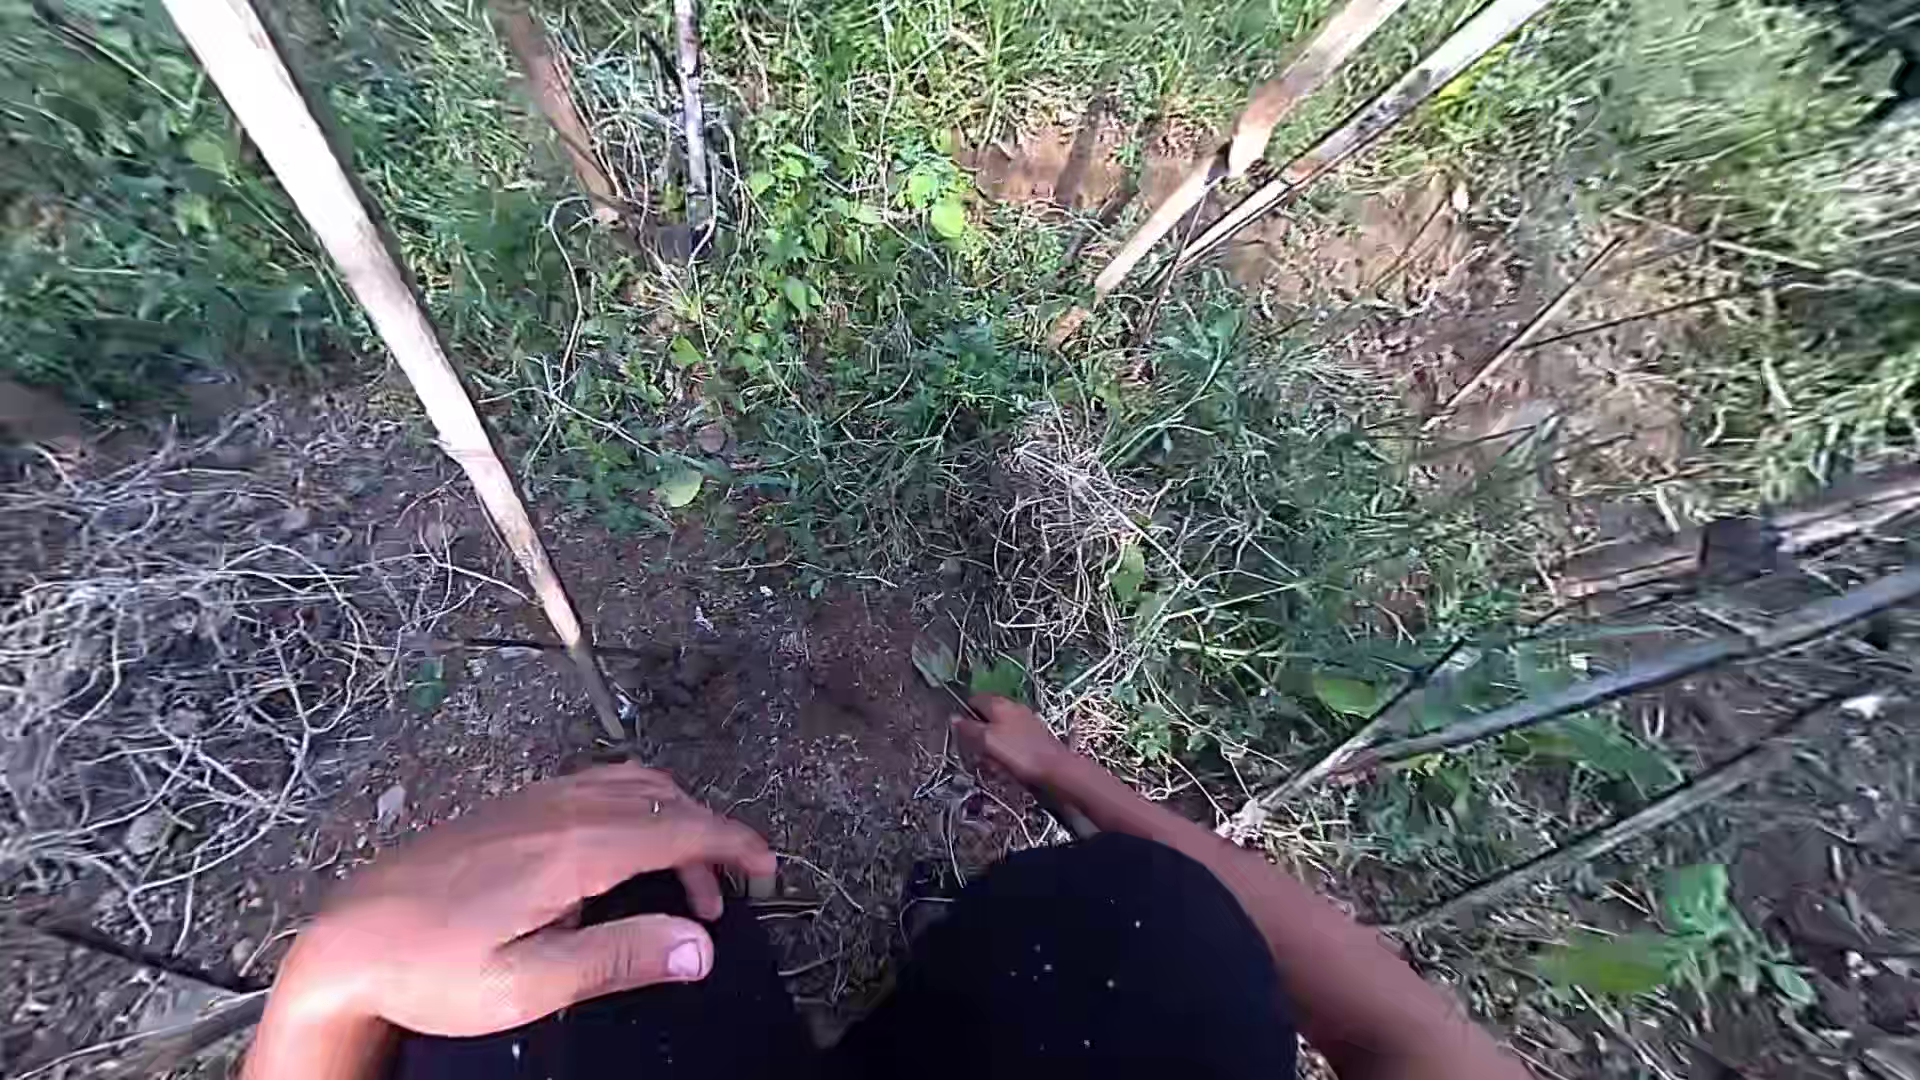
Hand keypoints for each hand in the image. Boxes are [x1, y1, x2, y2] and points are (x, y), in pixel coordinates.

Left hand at [268, 763, 775, 1038]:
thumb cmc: (435, 968)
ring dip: (685, 818)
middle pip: (675, 804)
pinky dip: (653, 799)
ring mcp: (557, 791)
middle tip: (724, 894)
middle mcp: (579, 803)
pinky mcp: (538, 793)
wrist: (349, 934)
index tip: (768, 865)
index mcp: (584, 844)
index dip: (736, 843)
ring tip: (689, 869)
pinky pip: (618, 778)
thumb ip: (622, 957)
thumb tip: (703, 947)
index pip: (686, 829)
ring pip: (650, 785)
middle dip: (715, 840)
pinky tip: (640, 831)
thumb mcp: (526, 985)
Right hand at [951, 694, 1073, 786]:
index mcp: (999, 703)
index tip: (963, 734)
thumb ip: (968, 728)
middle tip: (980, 753)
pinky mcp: (1034, 735)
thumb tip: (953, 718)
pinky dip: (1006, 753)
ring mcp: (1025, 720)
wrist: (1055, 769)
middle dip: (980, 736)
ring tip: (995, 764)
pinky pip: (1011, 742)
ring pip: (998, 731)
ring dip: (992, 748)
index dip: (965, 715)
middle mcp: (1013, 707)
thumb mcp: (986, 741)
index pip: (974, 700)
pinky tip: (1008, 767)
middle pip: (986, 717)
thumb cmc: (1018, 753)